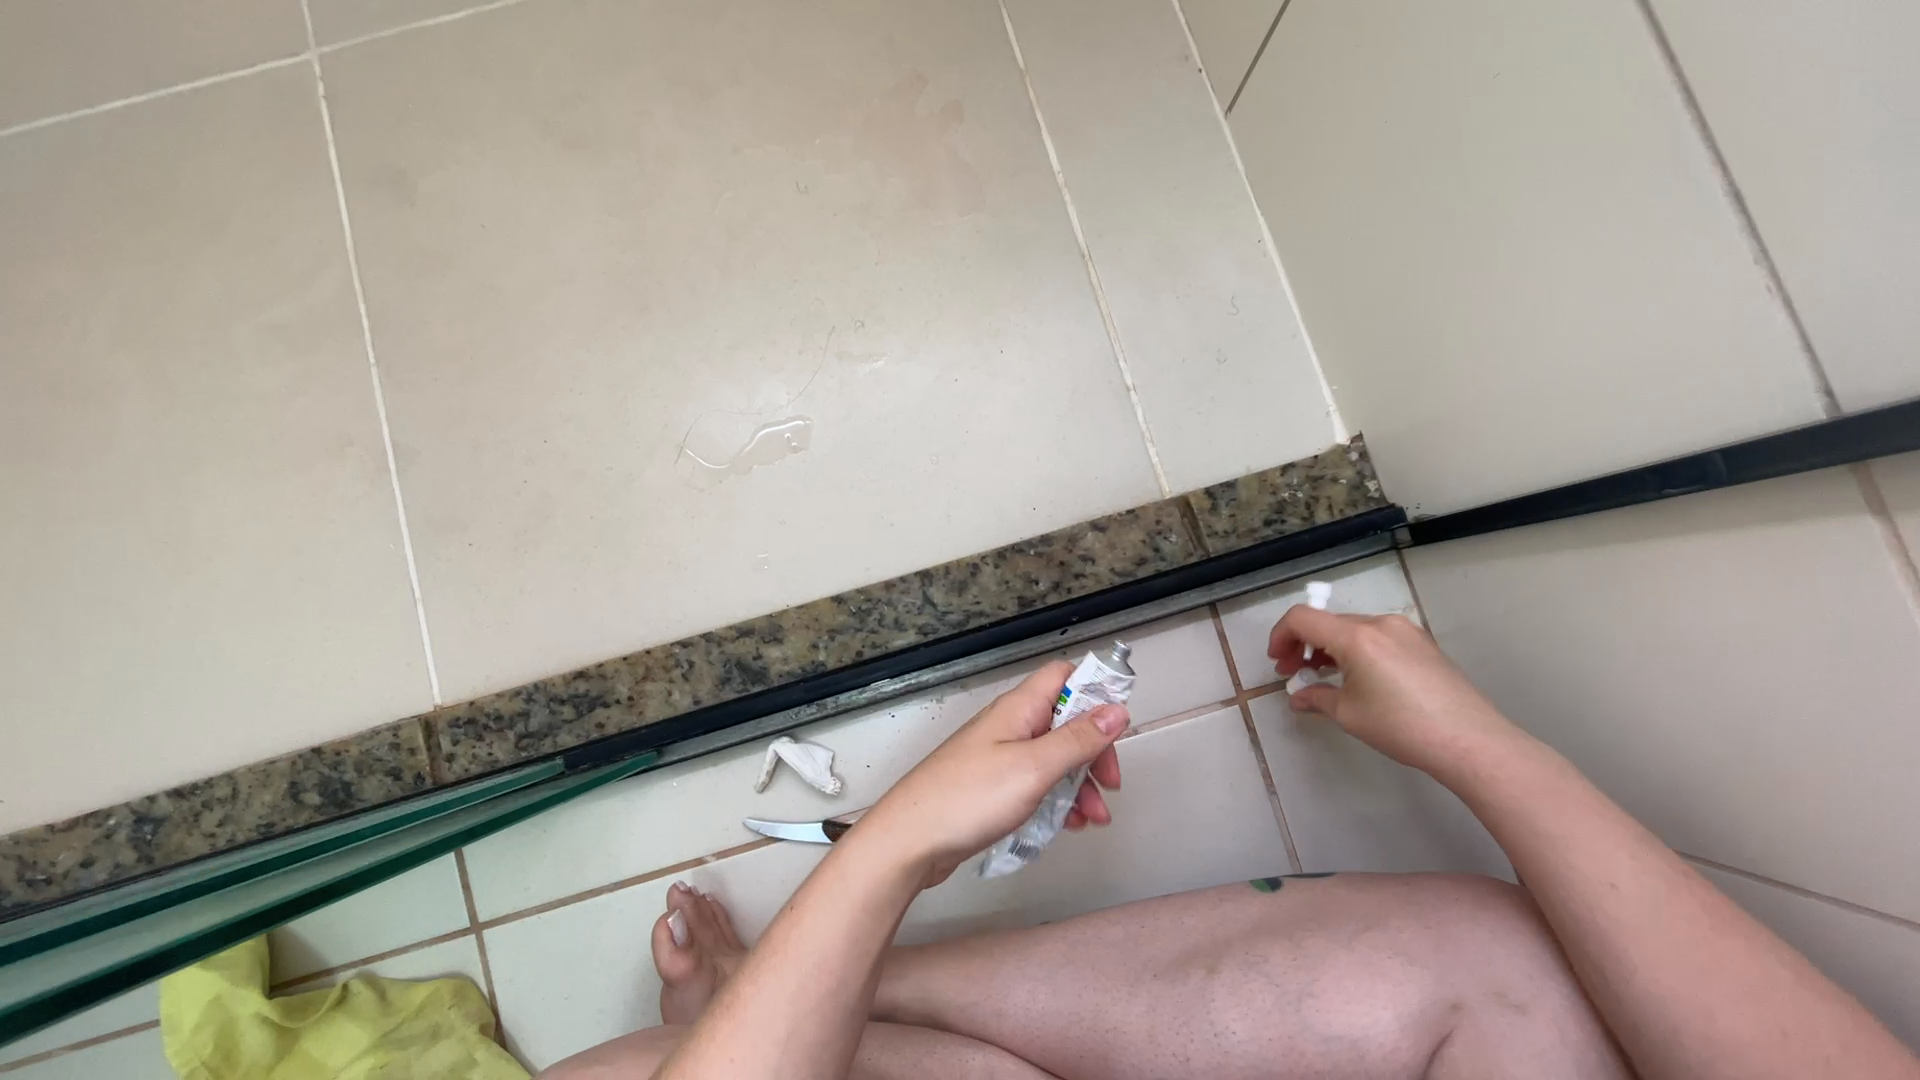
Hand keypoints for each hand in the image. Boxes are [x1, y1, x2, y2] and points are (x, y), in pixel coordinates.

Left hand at [854, 662, 1126, 887]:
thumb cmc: (967, 799)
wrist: (910, 841)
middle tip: (1110, 784)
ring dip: (1079, 783)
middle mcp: (1009, 726)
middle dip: (1094, 751)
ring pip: (1053, 758)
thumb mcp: (1034, 768)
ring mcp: (999, 757)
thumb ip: (1078, 739)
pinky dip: (1057, 800)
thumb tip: (1116, 710)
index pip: (1063, 676)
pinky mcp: (992, 787)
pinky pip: (1036, 784)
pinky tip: (1068, 825)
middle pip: (1065, 721)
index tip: (1118, 725)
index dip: (1095, 690)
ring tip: (1094, 817)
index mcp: (1018, 709)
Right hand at [1268, 606, 1523, 779]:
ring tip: (1322, 676)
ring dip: (1329, 648)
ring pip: (1352, 629)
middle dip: (1304, 645)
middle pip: (1328, 622)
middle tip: (1293, 673)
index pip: (1303, 619)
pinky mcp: (1422, 644)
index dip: (1281, 636)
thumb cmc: (1402, 726)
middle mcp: (1380, 623)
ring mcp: (1405, 631)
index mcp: (1357, 636)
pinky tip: (1356, 677)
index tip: (1277, 661)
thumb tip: (1299, 696)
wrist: (1471, 742)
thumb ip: (1317, 698)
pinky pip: (1376, 637)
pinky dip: (1355, 651)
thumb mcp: (1348, 714)